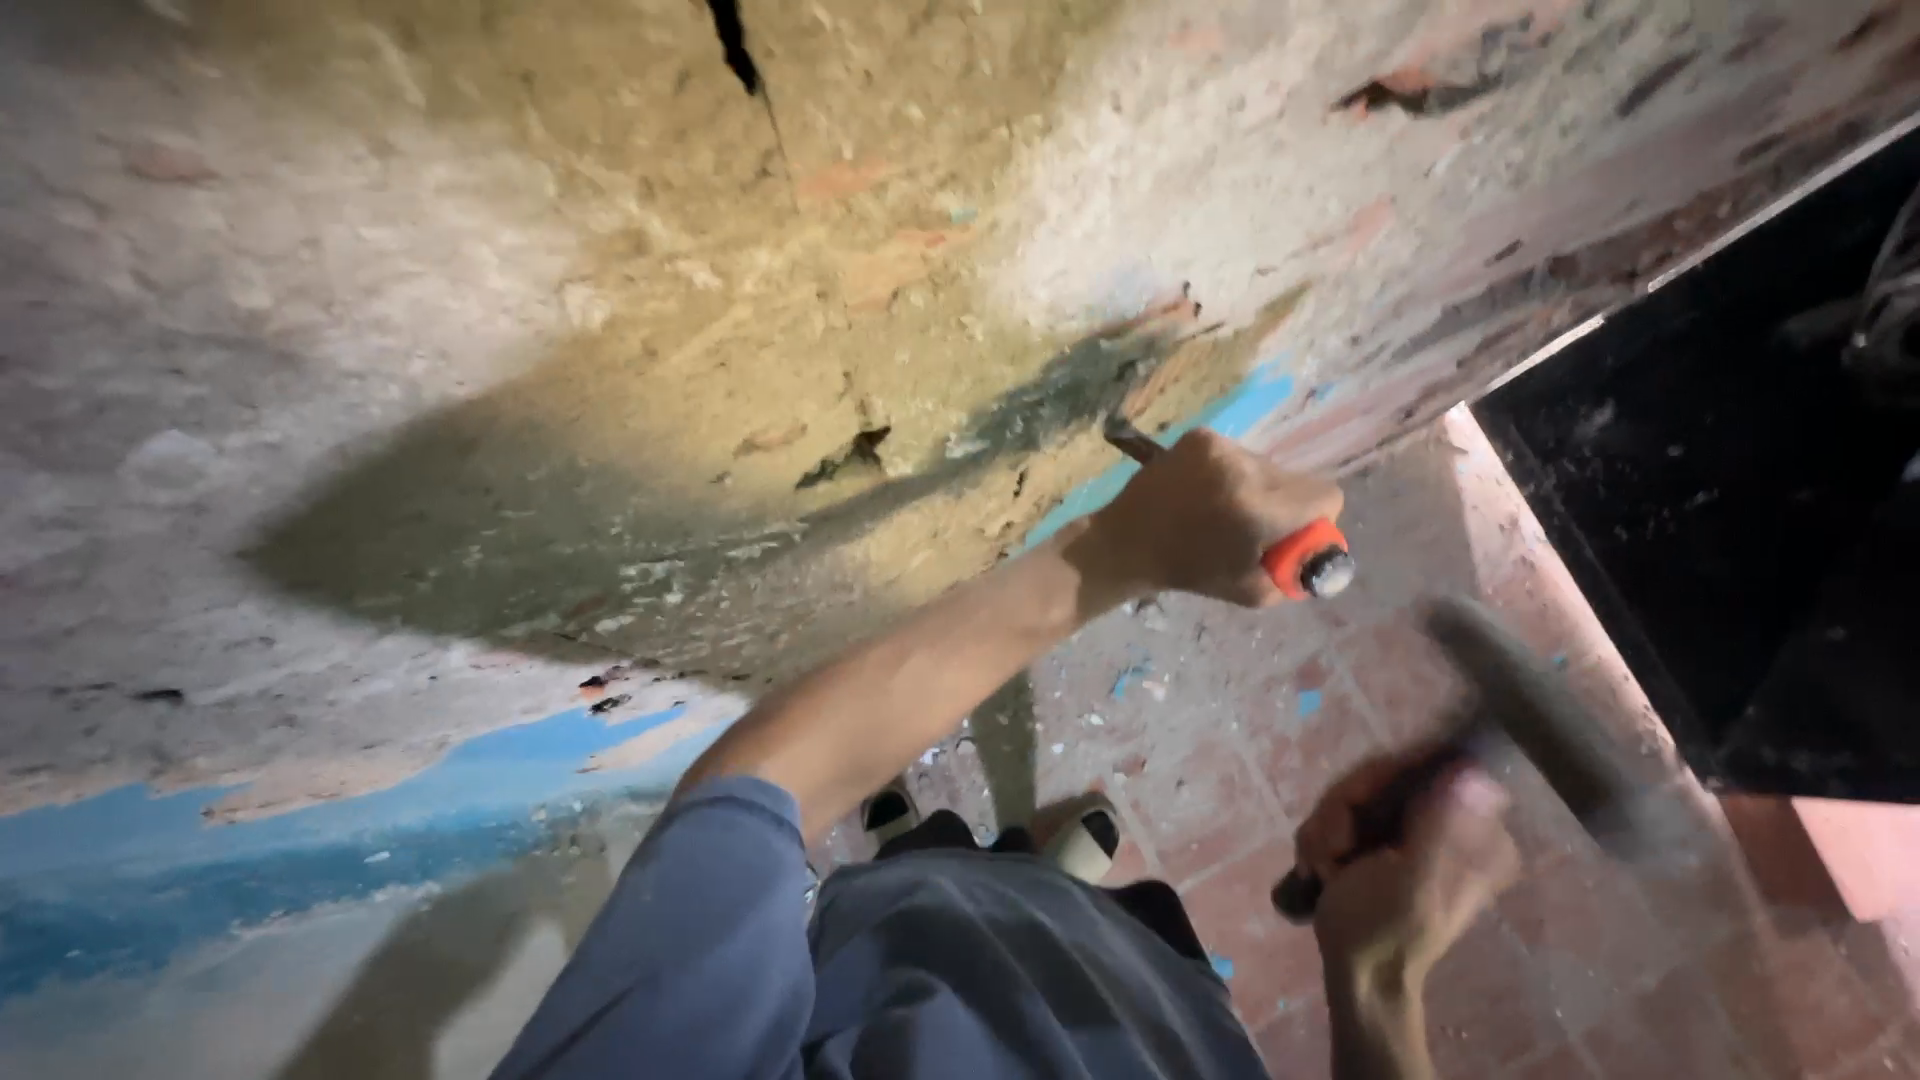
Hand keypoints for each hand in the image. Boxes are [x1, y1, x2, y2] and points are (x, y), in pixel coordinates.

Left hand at [1091, 429, 1342, 605]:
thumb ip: (1295, 574)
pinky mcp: (1200, 437)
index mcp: (1259, 510)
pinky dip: (1232, 473)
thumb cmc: (1189, 572)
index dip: (1318, 517)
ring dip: (1257, 487)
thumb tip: (1320, 557)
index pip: (1326, 495)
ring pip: (1267, 465)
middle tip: (1255, 525)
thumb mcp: (1252, 592)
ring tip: (1222, 509)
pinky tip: (1206, 491)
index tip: (1294, 532)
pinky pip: (1238, 454)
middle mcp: (1244, 470)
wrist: (1127, 542)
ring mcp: (1219, 448)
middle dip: (1287, 504)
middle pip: (1297, 479)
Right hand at [1299, 754, 1519, 990]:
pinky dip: (1325, 836)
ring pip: (1355, 791)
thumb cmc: (1384, 930)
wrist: (1358, 972)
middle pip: (1380, 774)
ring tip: (1325, 865)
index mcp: (1477, 833)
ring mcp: (1417, 827)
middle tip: (1332, 850)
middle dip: (1341, 812)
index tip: (1348, 815)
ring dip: (1328, 827)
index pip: (1422, 764)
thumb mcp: (1412, 882)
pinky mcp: (1387, 835)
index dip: (1374, 780)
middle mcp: (1453, 821)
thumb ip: (1440, 830)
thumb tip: (1476, 774)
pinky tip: (1324, 865)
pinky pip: (1343, 809)